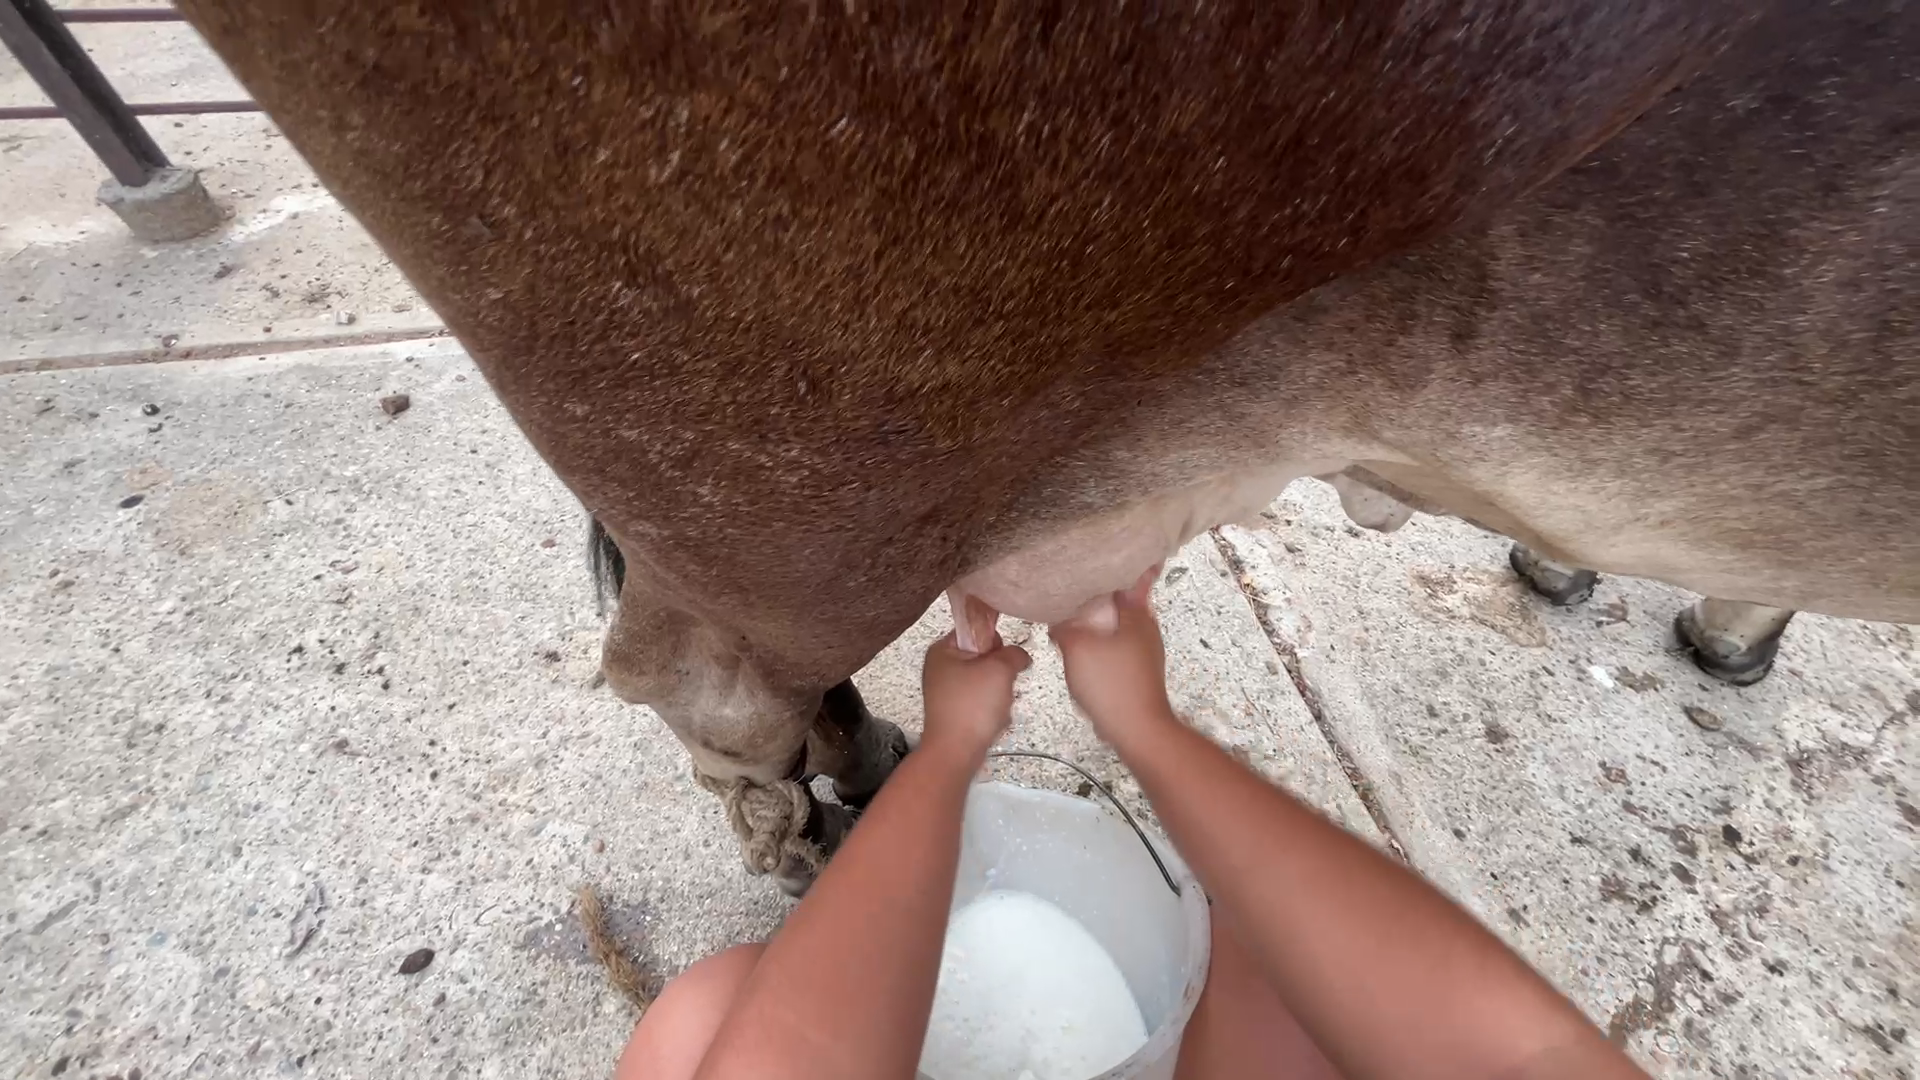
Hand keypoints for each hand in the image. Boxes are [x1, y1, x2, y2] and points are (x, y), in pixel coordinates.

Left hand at [921, 631, 1030, 766]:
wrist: (956, 752)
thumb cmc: (972, 705)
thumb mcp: (1000, 669)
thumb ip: (1014, 654)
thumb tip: (1020, 656)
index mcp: (942, 649)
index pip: (974, 629)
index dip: (994, 640)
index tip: (1004, 657)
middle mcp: (940, 667)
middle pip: (982, 656)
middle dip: (1000, 671)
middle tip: (1004, 683)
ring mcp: (945, 691)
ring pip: (985, 680)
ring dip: (1000, 691)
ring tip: (1000, 705)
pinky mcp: (954, 712)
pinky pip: (980, 701)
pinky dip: (992, 708)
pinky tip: (995, 718)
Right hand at [1049, 568, 1176, 746]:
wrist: (1138, 730)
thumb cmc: (1111, 684)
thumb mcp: (1077, 647)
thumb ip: (1065, 625)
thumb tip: (1057, 616)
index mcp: (1137, 613)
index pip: (1133, 575)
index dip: (1116, 563)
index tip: (1096, 554)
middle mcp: (1147, 626)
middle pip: (1122, 599)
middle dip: (1099, 594)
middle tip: (1071, 589)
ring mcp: (1146, 649)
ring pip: (1118, 623)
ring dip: (1098, 620)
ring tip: (1070, 618)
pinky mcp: (1140, 669)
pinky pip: (1117, 644)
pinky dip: (1101, 641)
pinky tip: (1082, 649)